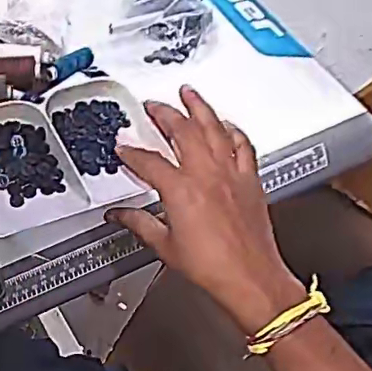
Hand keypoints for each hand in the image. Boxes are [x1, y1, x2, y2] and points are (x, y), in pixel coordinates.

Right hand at [111, 86, 304, 334]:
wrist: (249, 277)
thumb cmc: (212, 267)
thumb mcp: (165, 246)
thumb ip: (140, 224)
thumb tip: (121, 216)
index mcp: (181, 191)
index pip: (149, 162)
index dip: (132, 153)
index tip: (123, 148)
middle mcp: (208, 175)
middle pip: (184, 131)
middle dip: (165, 114)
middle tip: (154, 105)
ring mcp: (232, 174)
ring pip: (215, 127)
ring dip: (200, 107)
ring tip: (190, 93)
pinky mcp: (250, 180)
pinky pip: (242, 144)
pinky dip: (232, 129)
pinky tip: (226, 124)